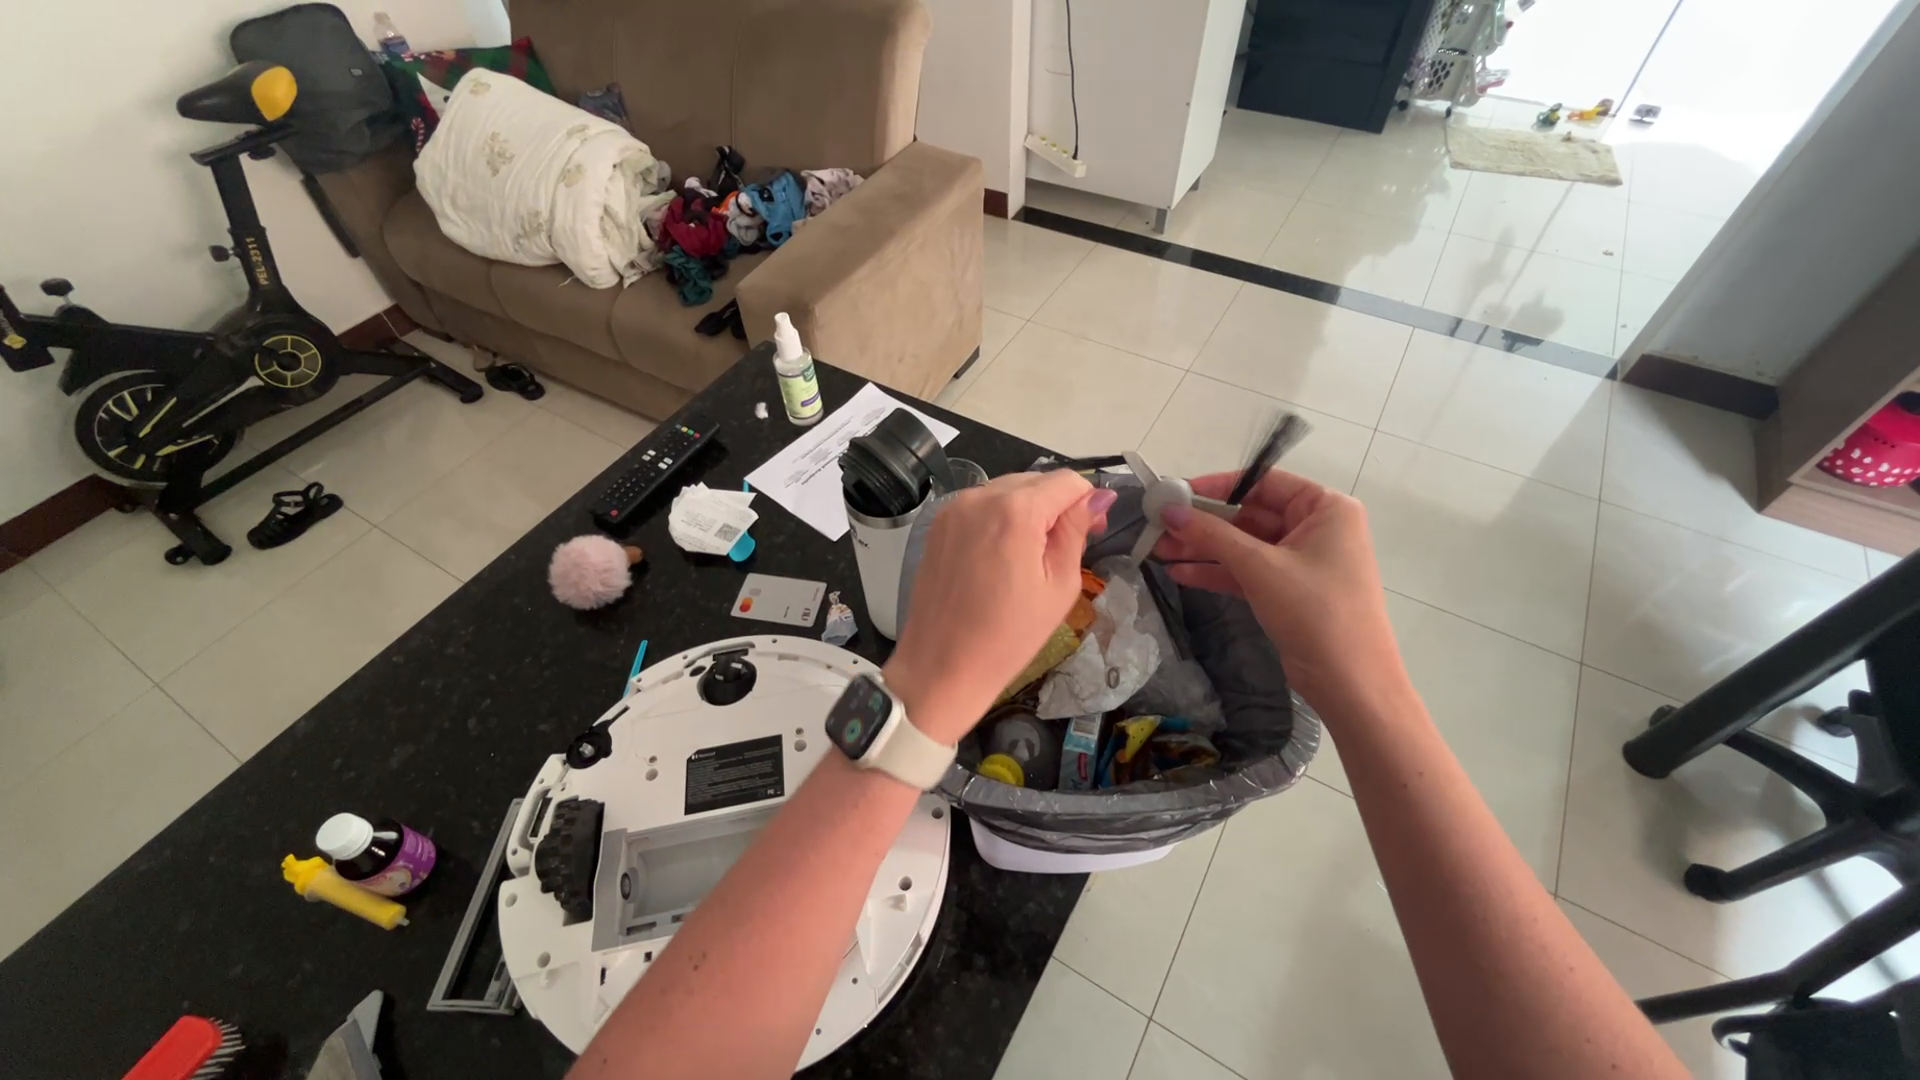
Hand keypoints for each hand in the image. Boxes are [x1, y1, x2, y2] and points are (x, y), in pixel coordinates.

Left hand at [884, 470, 1115, 743]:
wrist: (941, 666)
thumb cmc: (1008, 636)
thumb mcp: (1058, 586)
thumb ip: (1075, 531)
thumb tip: (1095, 497)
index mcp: (1015, 510)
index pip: (1066, 481)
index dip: (1087, 502)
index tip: (1092, 532)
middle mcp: (980, 497)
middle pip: (1035, 481)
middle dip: (1057, 506)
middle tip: (1063, 550)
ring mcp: (954, 509)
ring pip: (1006, 490)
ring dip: (1027, 511)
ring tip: (1030, 558)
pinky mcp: (937, 524)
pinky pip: (980, 506)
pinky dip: (998, 519)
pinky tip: (1001, 557)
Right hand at [1154, 469, 1403, 714]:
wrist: (1350, 683)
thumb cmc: (1315, 612)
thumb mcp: (1260, 567)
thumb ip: (1212, 535)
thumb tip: (1168, 511)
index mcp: (1325, 509)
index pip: (1264, 483)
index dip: (1217, 487)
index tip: (1176, 494)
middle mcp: (1315, 528)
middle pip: (1249, 515)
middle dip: (1202, 524)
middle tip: (1158, 526)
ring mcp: (1300, 561)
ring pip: (1243, 545)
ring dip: (1202, 549)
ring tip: (1157, 551)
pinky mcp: (1287, 591)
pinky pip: (1246, 571)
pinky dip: (1216, 571)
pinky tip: (1180, 573)